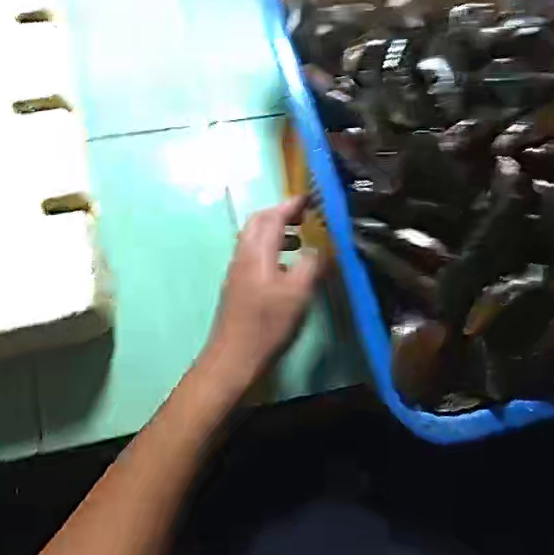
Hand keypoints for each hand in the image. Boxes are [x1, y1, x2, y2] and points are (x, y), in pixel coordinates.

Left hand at [200, 195, 323, 390]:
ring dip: (275, 231)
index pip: (272, 217)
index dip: (291, 205)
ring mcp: (236, 270)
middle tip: (304, 215)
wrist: (233, 356)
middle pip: (258, 222)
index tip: (310, 198)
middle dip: (280, 214)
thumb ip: (311, 265)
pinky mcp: (236, 284)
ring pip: (254, 238)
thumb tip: (320, 246)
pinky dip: (270, 248)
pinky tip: (286, 266)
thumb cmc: (267, 325)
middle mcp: (242, 255)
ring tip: (300, 239)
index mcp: (256, 252)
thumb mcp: (297, 294)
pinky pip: (253, 254)